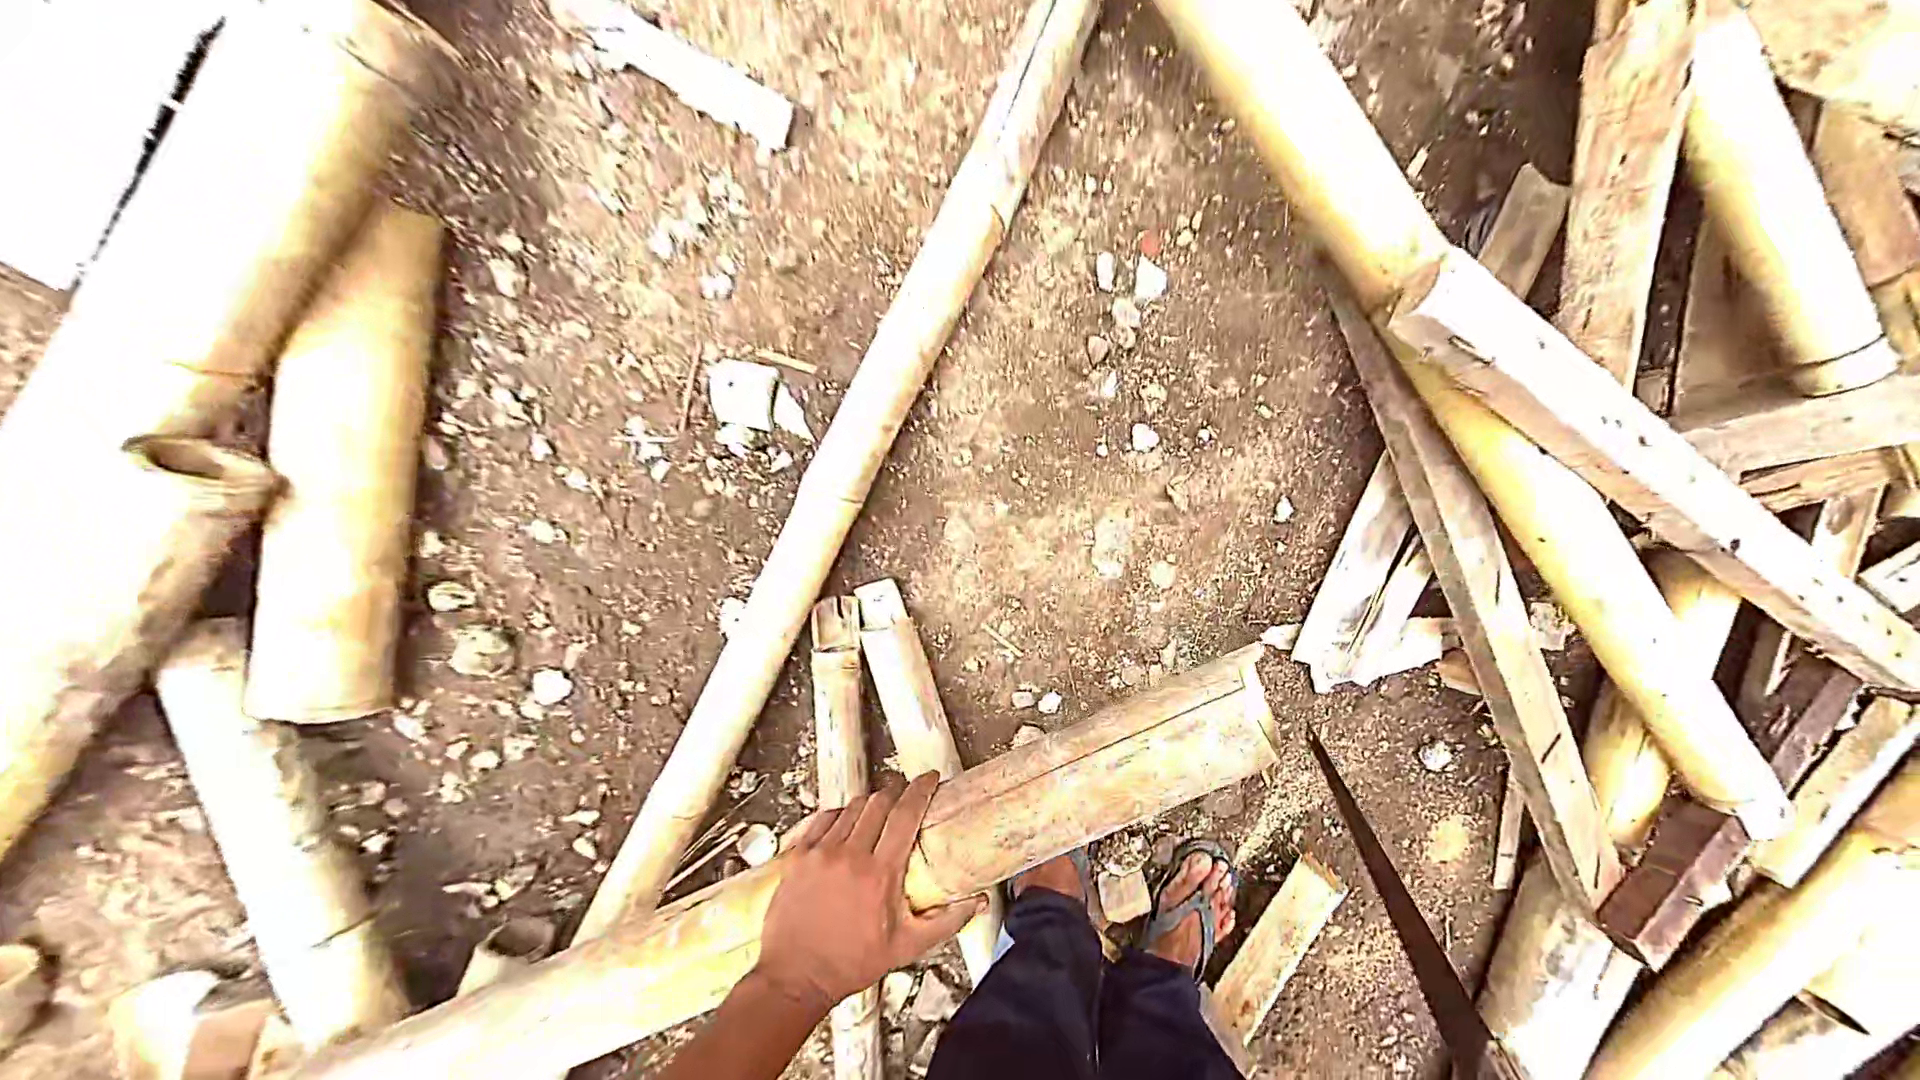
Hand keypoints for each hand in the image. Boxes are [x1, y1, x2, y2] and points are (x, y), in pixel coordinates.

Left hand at [752, 772, 984, 1012]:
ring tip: (879, 811)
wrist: (795, 977)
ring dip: (871, 803)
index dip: (921, 789)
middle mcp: (849, 857)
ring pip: (852, 807)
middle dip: (898, 791)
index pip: (906, 814)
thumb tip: (976, 902)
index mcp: (879, 875)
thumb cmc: (849, 963)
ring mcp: (820, 853)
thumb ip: (947, 921)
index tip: (930, 778)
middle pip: (880, 802)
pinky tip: (847, 823)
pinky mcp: (799, 856)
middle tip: (906, 794)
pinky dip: (840, 814)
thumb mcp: (907, 946)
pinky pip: (824, 818)